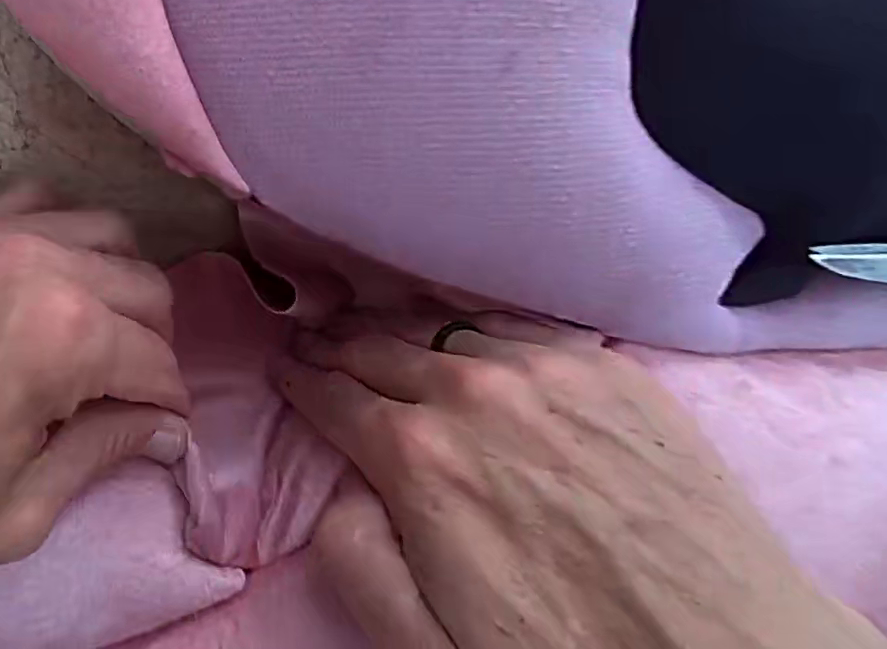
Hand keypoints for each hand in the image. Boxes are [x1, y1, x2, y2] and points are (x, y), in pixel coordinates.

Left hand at [0, 186, 190, 648]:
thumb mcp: (10, 513)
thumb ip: (104, 454)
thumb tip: (165, 426)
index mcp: (67, 340)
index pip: (158, 364)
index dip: (168, 405)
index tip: (160, 427)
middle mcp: (52, 267)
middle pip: (152, 292)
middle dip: (153, 346)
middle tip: (125, 389)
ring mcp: (9, 234)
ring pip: (117, 237)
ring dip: (123, 286)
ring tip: (95, 329)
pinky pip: (51, 201)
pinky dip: (70, 232)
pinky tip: (52, 272)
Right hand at [276, 313, 886, 648]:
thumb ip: (360, 561)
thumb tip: (333, 488)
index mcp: (421, 459)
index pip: (335, 396)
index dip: (301, 378)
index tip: (284, 364)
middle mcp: (473, 390)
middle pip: (379, 347)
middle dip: (337, 342)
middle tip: (315, 335)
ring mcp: (543, 367)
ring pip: (442, 325)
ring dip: (398, 327)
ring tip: (374, 325)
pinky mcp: (601, 362)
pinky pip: (513, 324)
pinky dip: (471, 326)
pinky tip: (462, 332)